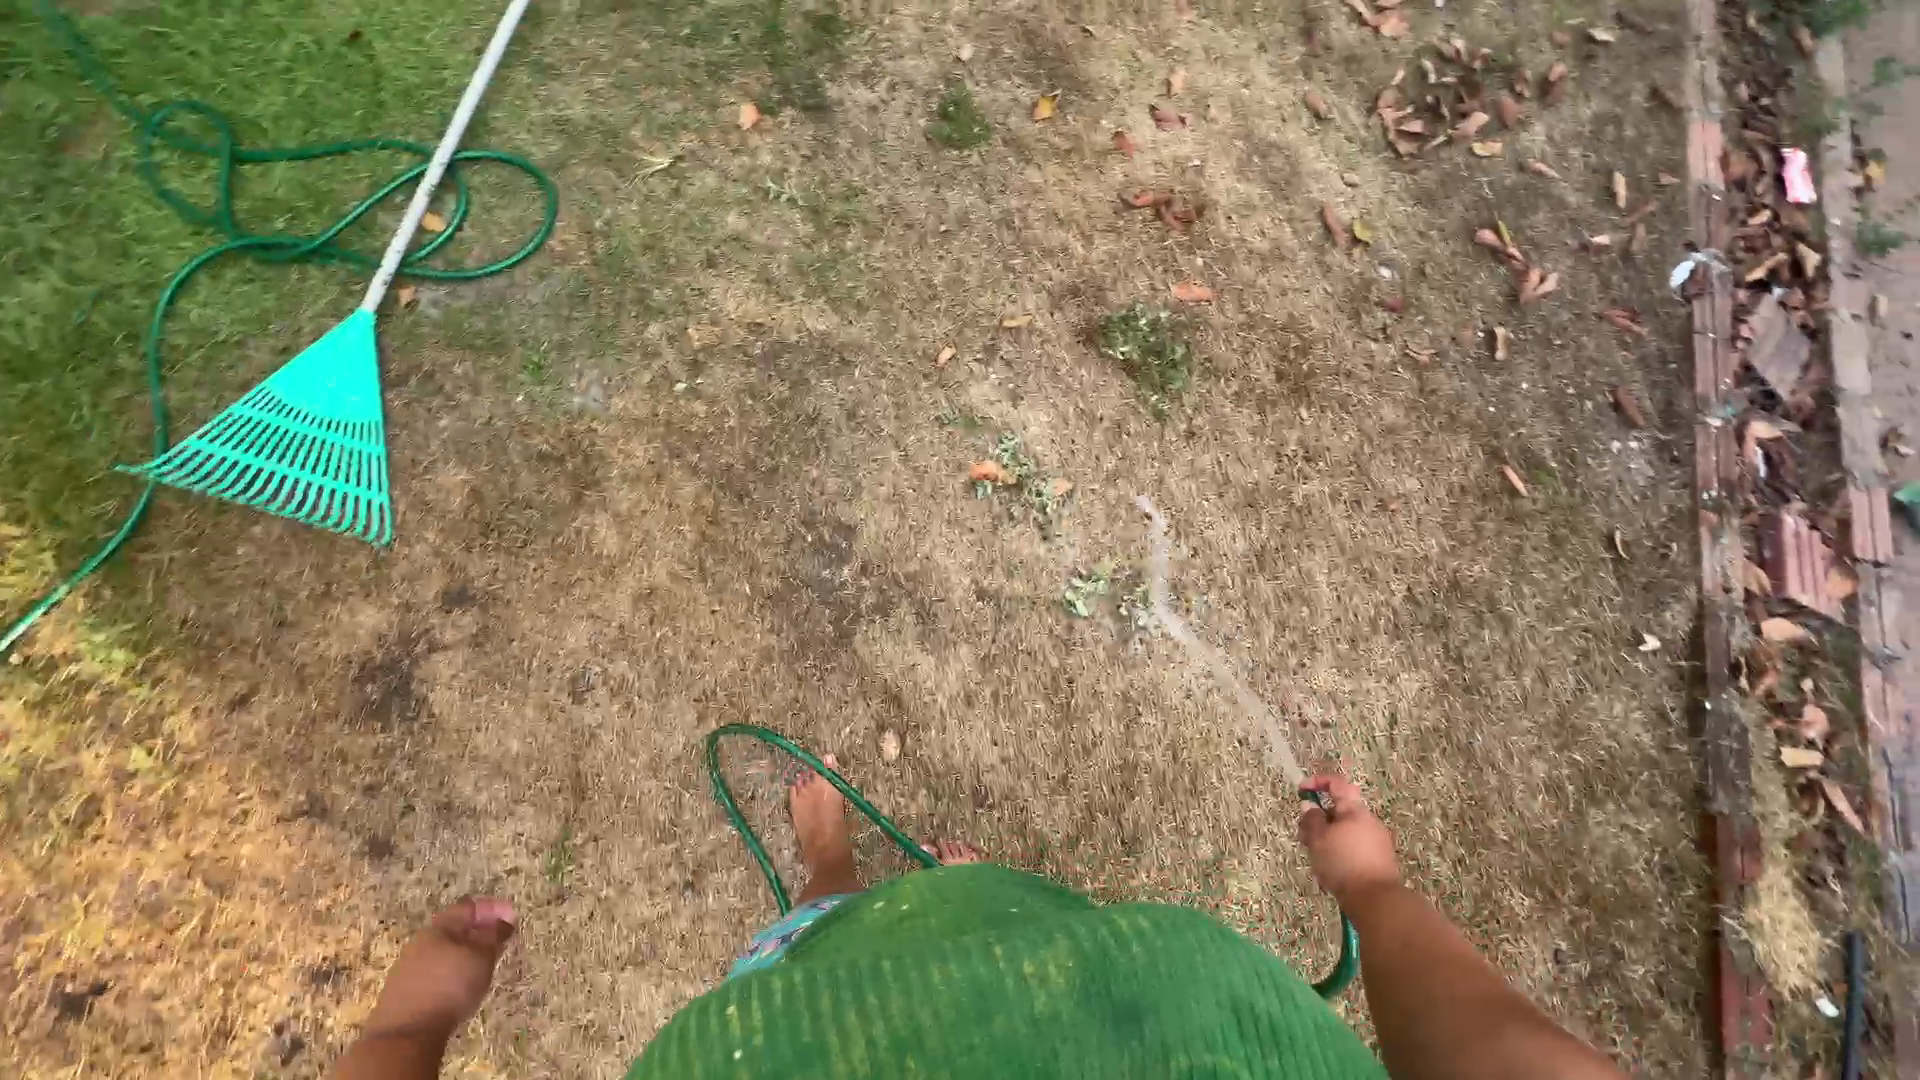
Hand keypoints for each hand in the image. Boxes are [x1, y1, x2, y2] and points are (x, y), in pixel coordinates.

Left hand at [364, 896, 516, 1039]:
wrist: (405, 1035)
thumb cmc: (450, 987)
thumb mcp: (482, 957)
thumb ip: (493, 936)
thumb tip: (501, 923)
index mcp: (439, 928)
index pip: (469, 907)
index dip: (493, 908)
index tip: (512, 918)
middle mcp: (420, 943)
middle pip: (454, 929)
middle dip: (480, 931)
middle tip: (500, 940)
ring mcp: (408, 968)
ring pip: (444, 951)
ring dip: (466, 952)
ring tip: (484, 964)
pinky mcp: (403, 992)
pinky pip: (434, 971)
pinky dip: (452, 970)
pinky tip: (461, 985)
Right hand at [1297, 775, 1400, 907]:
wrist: (1376, 900)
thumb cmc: (1342, 862)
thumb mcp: (1318, 838)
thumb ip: (1311, 819)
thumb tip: (1310, 806)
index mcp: (1355, 811)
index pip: (1337, 784)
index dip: (1317, 782)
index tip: (1302, 791)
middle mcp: (1368, 822)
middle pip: (1339, 810)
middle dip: (1318, 819)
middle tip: (1304, 835)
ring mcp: (1376, 842)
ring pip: (1344, 830)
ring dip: (1326, 837)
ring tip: (1314, 856)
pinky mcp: (1378, 860)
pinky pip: (1352, 846)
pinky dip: (1337, 850)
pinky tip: (1329, 868)